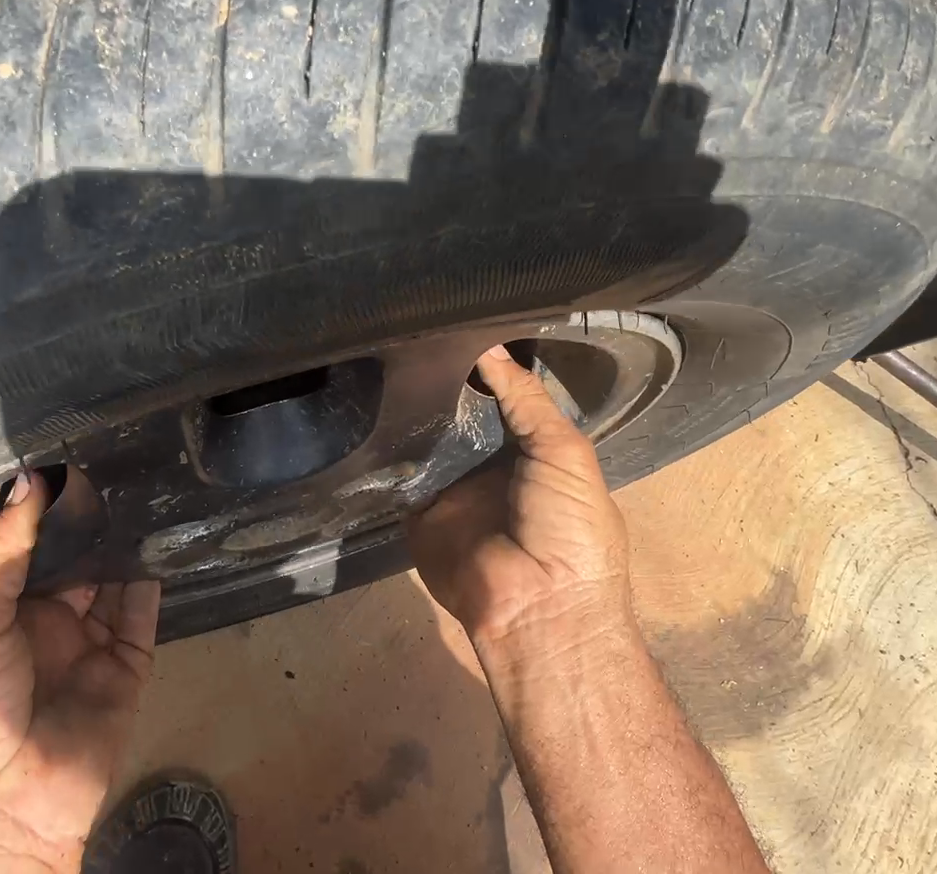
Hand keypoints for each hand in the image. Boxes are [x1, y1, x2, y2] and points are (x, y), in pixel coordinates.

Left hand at [0, 469, 161, 873]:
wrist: (0, 811)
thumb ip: (4, 552)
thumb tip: (29, 480)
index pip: (26, 557)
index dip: (44, 518)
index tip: (66, 467)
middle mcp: (43, 630)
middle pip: (72, 568)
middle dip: (88, 529)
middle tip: (111, 472)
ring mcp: (87, 651)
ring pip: (109, 587)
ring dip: (120, 550)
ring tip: (138, 495)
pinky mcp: (125, 672)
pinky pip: (140, 620)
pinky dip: (148, 585)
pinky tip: (154, 543)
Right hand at [407, 345, 634, 647]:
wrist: (538, 608)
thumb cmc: (568, 527)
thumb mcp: (563, 452)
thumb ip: (527, 399)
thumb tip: (491, 345)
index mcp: (531, 454)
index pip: (501, 401)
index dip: (482, 369)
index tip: (452, 327)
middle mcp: (488, 469)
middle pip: (458, 418)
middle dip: (441, 387)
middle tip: (409, 338)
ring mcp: (451, 492)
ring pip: (426, 443)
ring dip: (410, 414)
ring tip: (384, 362)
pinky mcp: (418, 513)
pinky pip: (400, 478)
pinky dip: (387, 452)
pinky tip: (368, 411)